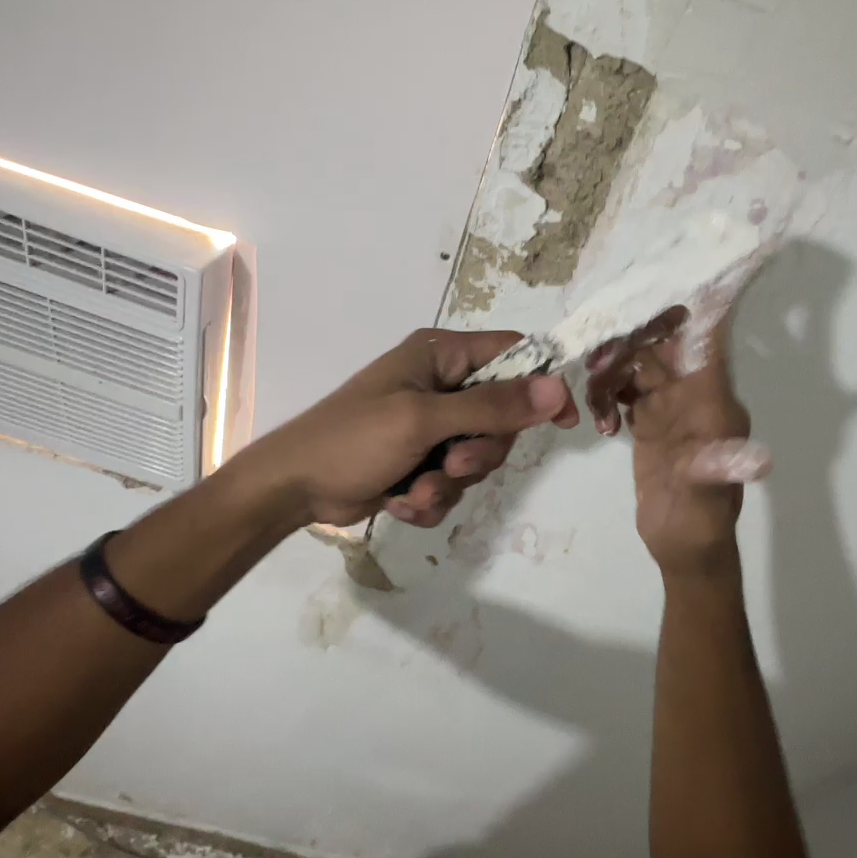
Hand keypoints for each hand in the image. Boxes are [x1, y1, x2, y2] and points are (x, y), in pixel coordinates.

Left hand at [236, 329, 578, 527]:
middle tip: (449, 464)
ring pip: (478, 458)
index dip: (541, 384)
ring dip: (449, 483)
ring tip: (412, 489)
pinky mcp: (420, 463)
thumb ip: (491, 406)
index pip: (513, 355)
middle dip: (478, 453)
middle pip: (501, 417)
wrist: (294, 488)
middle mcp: (440, 386)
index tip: (562, 422)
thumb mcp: (424, 420)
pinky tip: (399, 502)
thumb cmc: (352, 439)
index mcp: (440, 356)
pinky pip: (452, 484)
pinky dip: (430, 499)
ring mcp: (430, 428)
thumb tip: (557, 388)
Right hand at [585, 306, 769, 575]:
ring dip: (613, 373)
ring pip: (639, 365)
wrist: (683, 551)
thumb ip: (719, 471)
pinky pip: (625, 390)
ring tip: (598, 407)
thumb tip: (754, 456)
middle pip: (664, 345)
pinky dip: (608, 397)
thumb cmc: (700, 525)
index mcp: (715, 403)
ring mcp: (671, 408)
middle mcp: (695, 396)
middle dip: (631, 341)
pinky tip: (602, 425)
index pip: (710, 339)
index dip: (703, 299)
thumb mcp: (708, 500)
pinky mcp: (650, 423)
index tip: (687, 260)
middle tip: (599, 359)